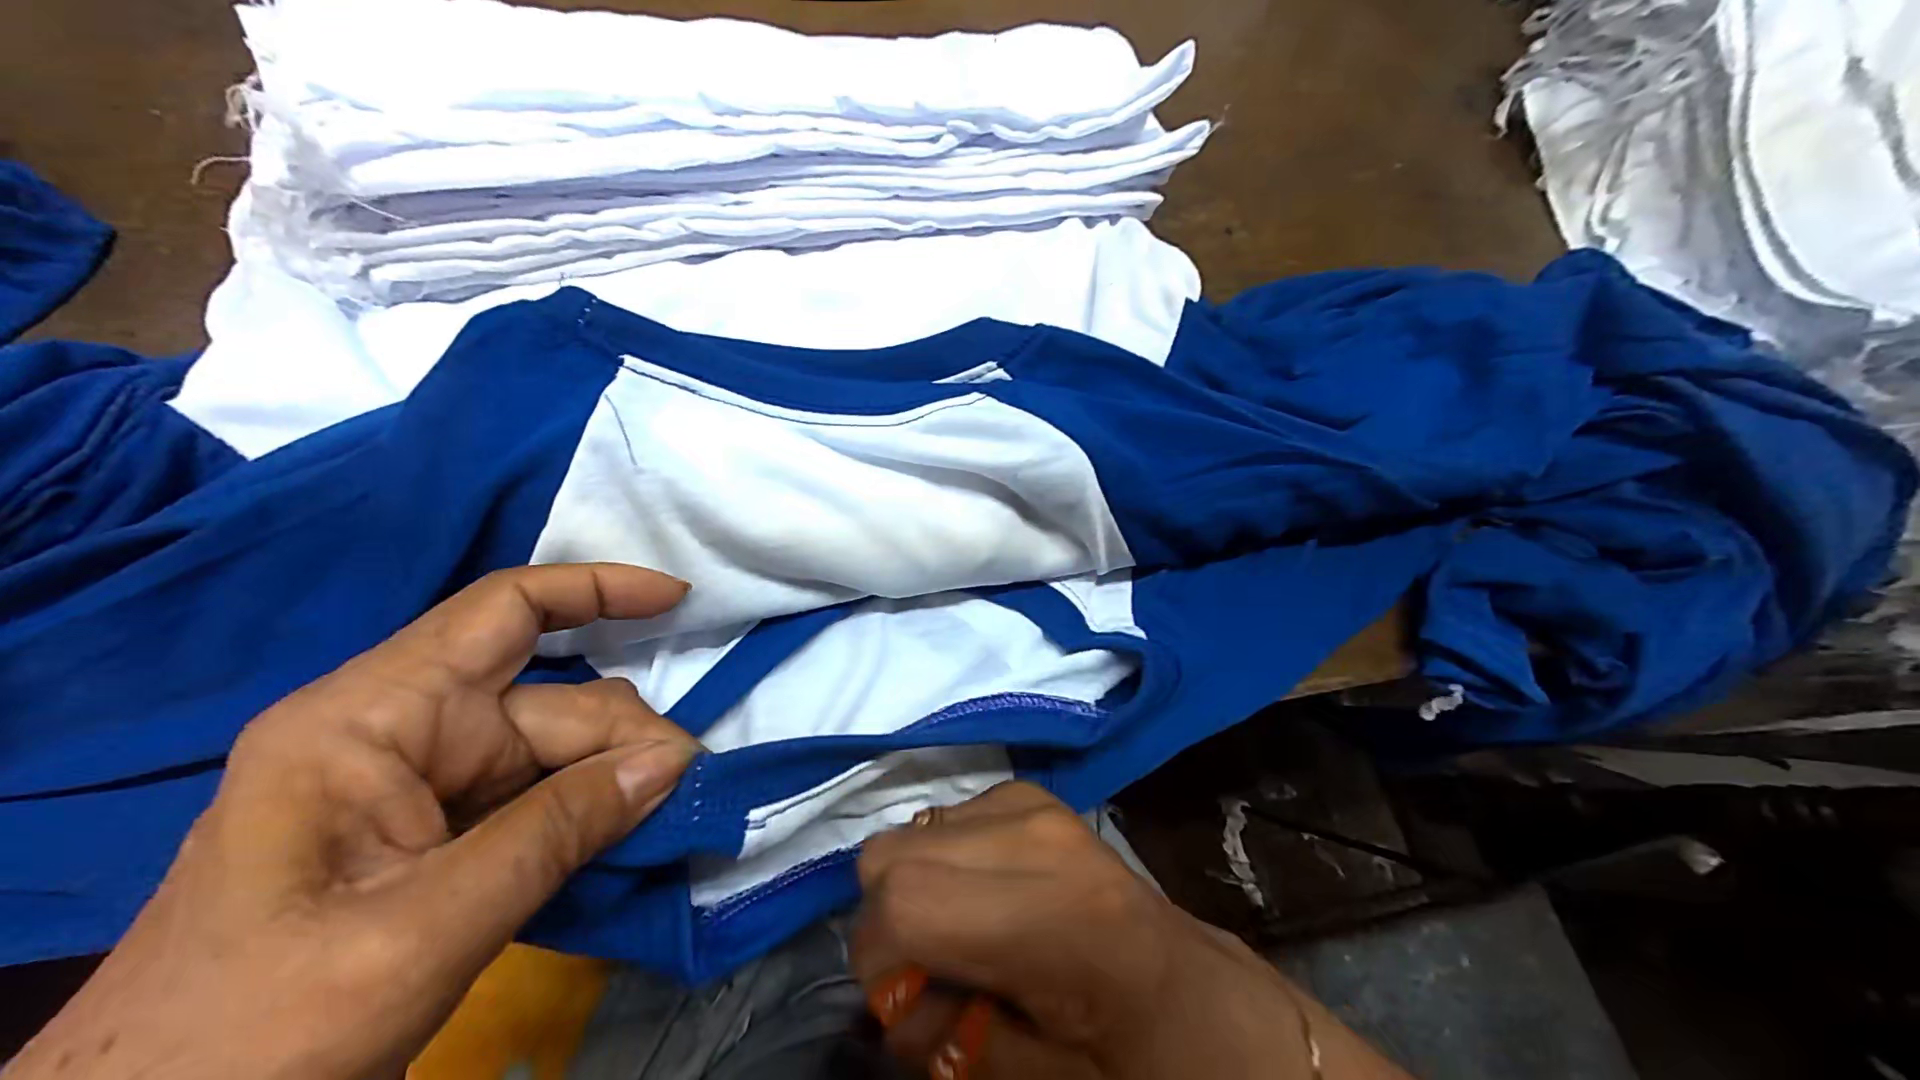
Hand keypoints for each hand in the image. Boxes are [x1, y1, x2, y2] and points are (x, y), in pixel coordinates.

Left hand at [8, 563, 701, 1079]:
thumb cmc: (251, 1035)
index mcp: (369, 720)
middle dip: (624, 742)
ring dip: (614, 787)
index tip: (678, 599)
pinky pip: (541, 802)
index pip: (501, 613)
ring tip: (663, 825)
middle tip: (685, 793)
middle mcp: (399, 734)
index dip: (596, 590)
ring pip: (555, 756)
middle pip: (551, 702)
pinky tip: (626, 844)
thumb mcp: (421, 931)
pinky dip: (590, 818)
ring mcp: (420, 788)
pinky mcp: (438, 836)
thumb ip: (555, 832)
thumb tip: (671, 762)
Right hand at [852, 782, 1411, 1079]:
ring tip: (959, 932)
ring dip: (912, 886)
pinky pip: (947, 818)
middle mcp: (1036, 836)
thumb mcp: (1032, 1076)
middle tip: (928, 972)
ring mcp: (1035, 805)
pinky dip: (942, 860)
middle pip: (890, 853)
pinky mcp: (1032, 794)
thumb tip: (885, 991)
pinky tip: (983, 896)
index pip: (904, 901)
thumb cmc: (1130, 1055)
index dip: (878, 961)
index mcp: (1051, 914)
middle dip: (886, 921)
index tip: (905, 1005)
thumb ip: (939, 1032)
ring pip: (911, 831)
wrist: (1195, 992)